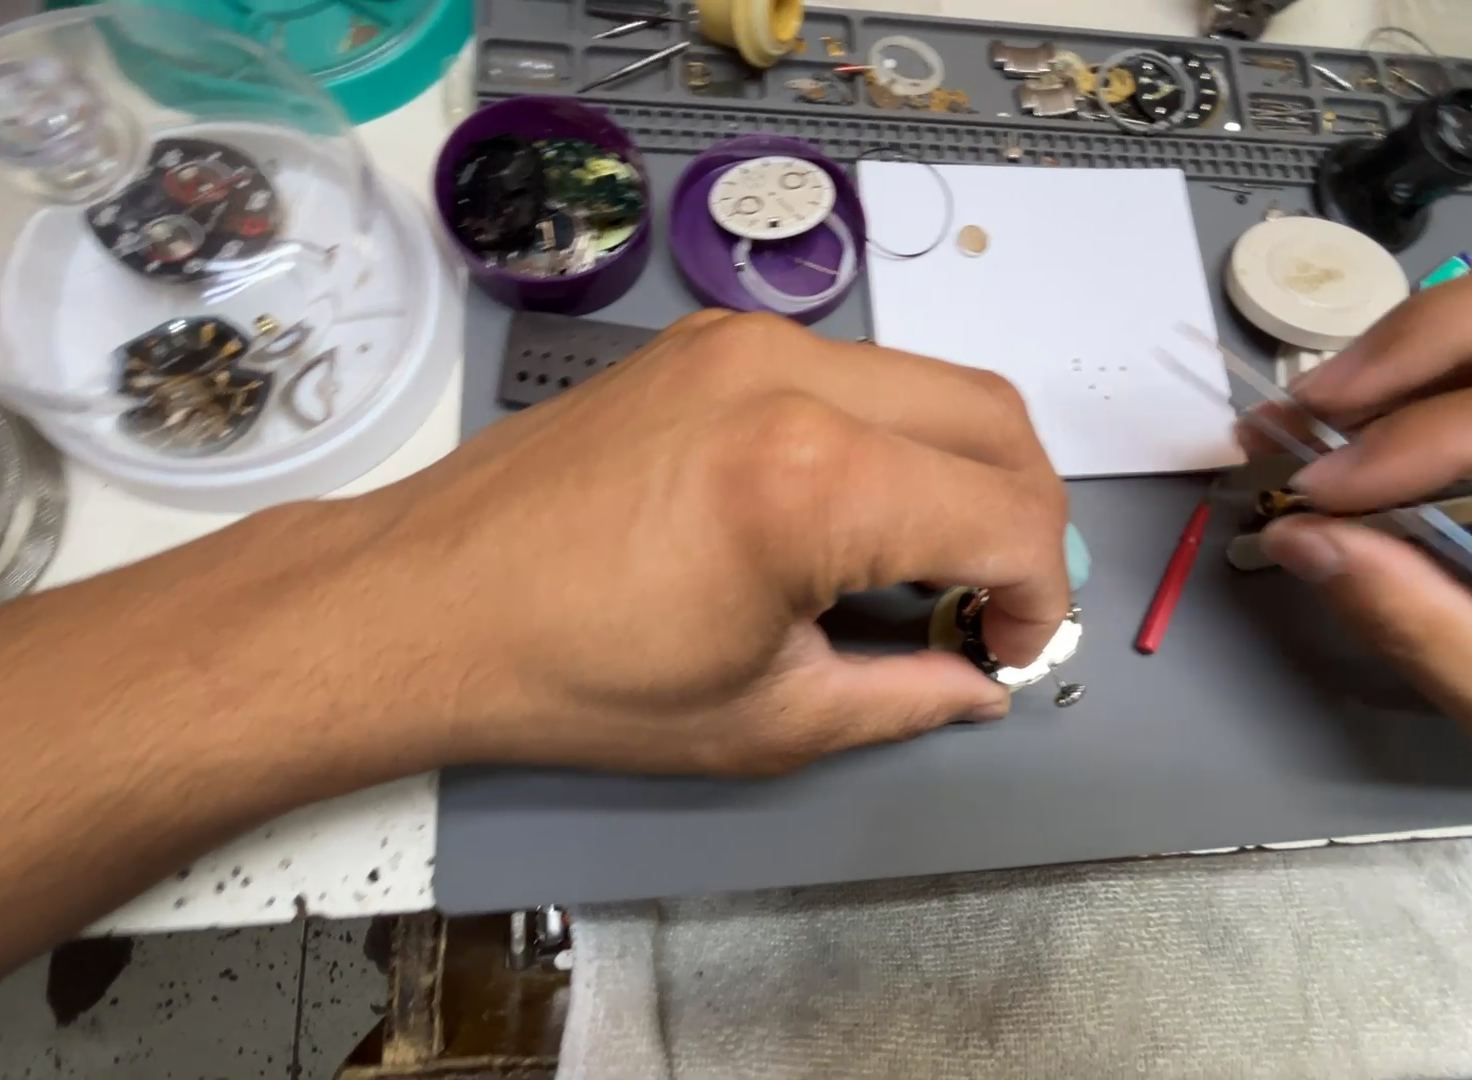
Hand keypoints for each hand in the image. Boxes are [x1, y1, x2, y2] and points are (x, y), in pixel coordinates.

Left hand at [327, 311, 1067, 774]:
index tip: (1012, 646)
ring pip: (934, 383)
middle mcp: (796, 378)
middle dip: (1028, 516)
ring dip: (966, 469)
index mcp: (815, 485)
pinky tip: (855, 501)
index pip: (1008, 517)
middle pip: (996, 422)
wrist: (429, 599)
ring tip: (929, 553)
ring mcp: (752, 342)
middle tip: (996, 595)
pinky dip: (897, 434)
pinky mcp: (717, 338)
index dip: (1042, 594)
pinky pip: (860, 372)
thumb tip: (981, 685)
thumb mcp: (766, 719)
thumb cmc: (584, 682)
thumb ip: (904, 698)